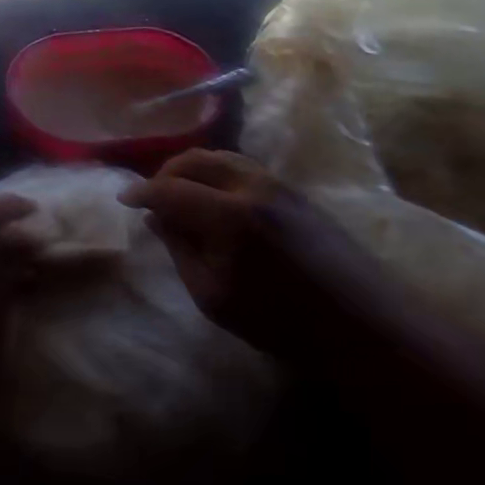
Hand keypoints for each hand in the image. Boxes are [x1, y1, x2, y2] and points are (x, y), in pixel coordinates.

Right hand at [118, 150, 334, 347]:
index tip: (123, 200)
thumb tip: (156, 218)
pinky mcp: (298, 194)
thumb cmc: (279, 321)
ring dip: (193, 169)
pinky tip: (214, 199)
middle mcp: (253, 188)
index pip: (170, 189)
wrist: (361, 326)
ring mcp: (280, 186)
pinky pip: (245, 168)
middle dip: (165, 173)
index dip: (141, 192)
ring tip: (180, 194)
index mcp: (229, 216)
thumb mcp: (212, 296)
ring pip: (223, 157)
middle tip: (150, 196)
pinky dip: (218, 173)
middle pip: (196, 160)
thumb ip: (180, 250)